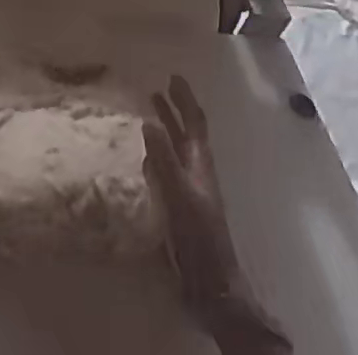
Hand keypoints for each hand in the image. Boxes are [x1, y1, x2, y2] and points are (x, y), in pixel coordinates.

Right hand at [144, 76, 289, 354]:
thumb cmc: (197, 233)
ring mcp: (190, 188)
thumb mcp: (179, 192)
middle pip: (186, 133)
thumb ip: (164, 158)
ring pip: (177, 151)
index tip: (173, 77)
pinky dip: (158, 157)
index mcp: (200, 161)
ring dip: (166, 131)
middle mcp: (196, 170)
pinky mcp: (181, 206)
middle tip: (157, 91)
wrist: (211, 280)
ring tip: (150, 117)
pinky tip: (146, 160)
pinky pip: (168, 171)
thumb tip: (150, 121)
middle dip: (174, 110)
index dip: (184, 99)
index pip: (194, 121)